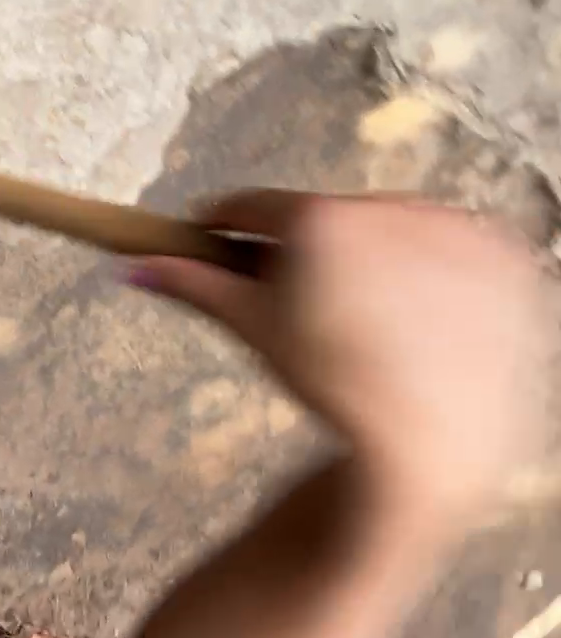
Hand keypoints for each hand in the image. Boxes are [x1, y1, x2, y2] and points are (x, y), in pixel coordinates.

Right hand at [130, 192, 547, 510]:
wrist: (430, 433)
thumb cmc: (330, 377)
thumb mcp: (246, 324)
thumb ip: (190, 283)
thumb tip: (132, 268)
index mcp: (318, 218)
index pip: (248, 204)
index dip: (218, 224)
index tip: (209, 242)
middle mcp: (390, 207)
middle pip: (316, 214)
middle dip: (293, 246)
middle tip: (283, 294)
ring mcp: (454, 227)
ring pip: (378, 226)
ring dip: (353, 253)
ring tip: (346, 310)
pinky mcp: (505, 253)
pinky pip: (439, 243)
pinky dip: (412, 265)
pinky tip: (401, 312)